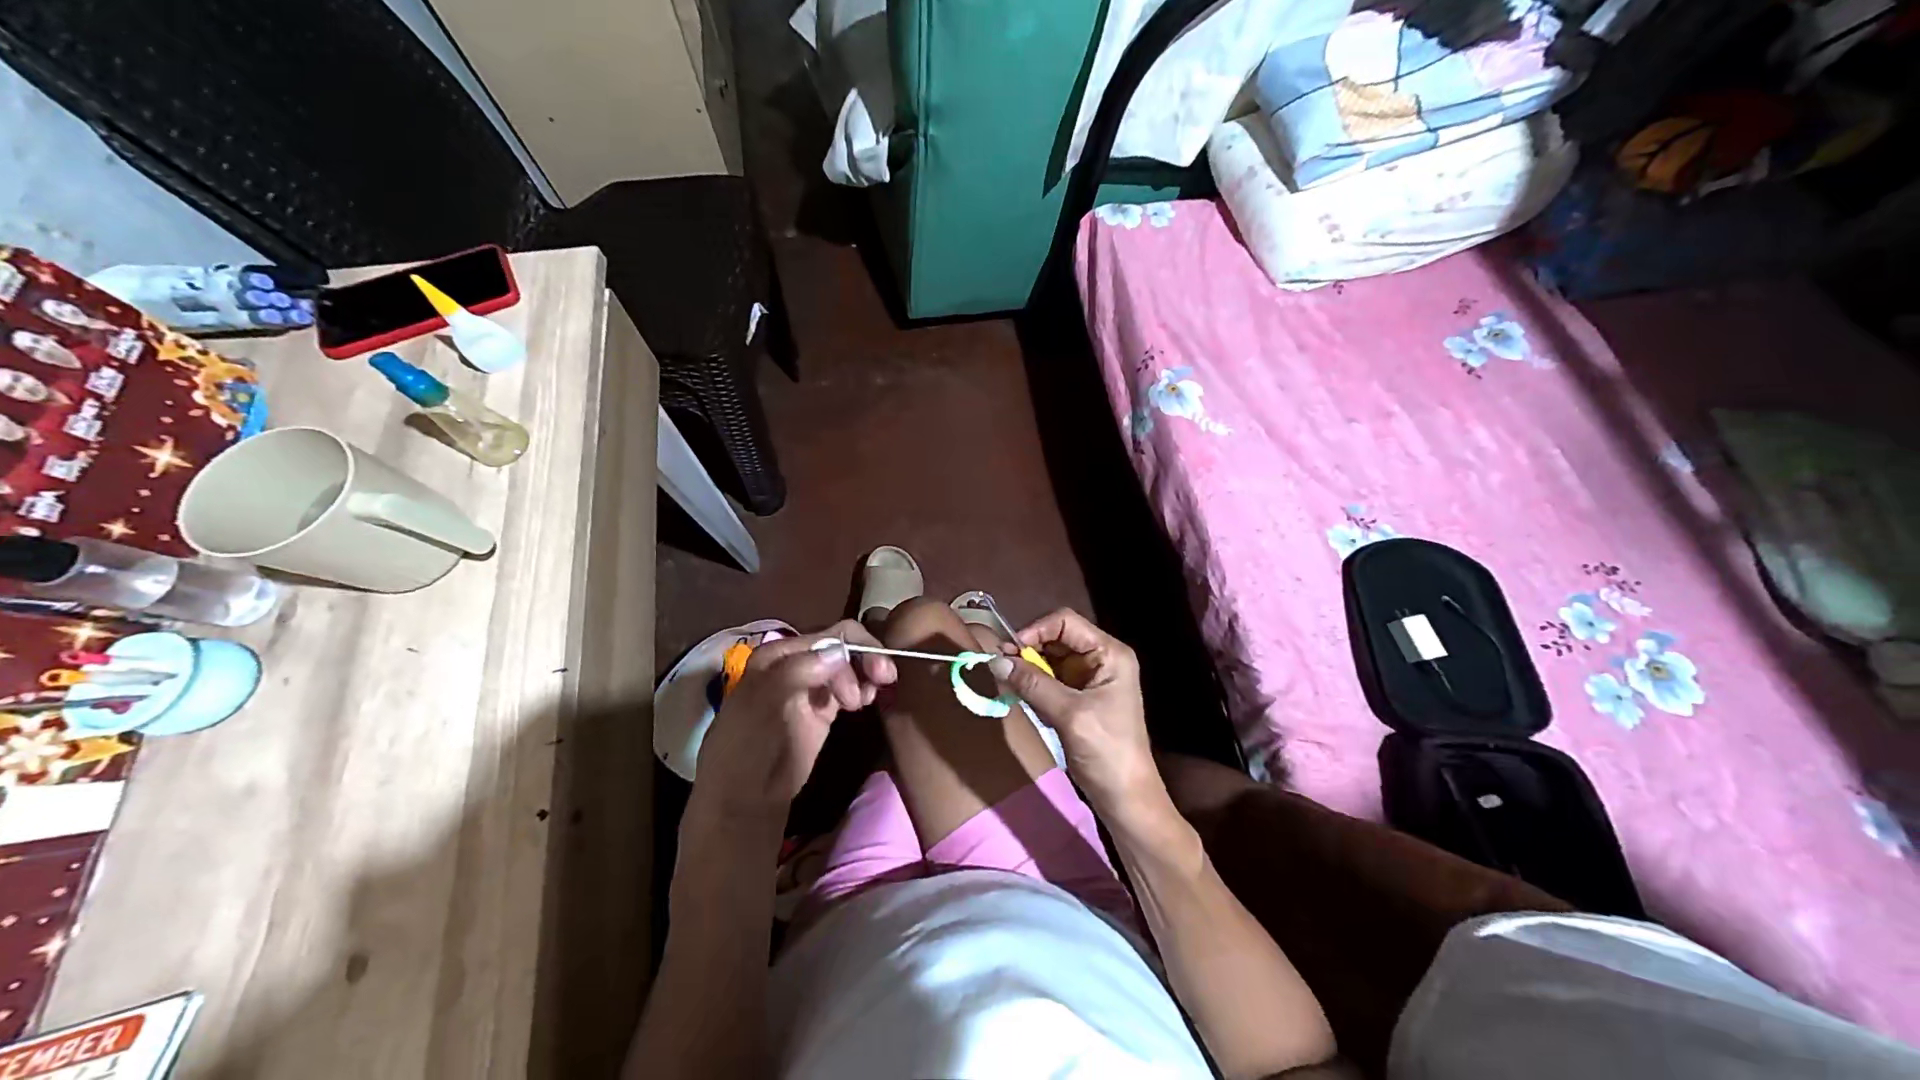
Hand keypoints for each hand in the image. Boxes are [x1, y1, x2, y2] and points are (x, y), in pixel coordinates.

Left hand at [692, 620, 896, 819]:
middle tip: (884, 680)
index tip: (875, 676)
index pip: (827, 637)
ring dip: (867, 673)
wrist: (746, 797)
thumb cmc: (746, 749)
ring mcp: (812, 686)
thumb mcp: (761, 706)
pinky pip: (850, 686)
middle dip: (867, 658)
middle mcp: (797, 664)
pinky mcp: (824, 707)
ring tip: (868, 699)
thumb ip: (795, 674)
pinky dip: (864, 688)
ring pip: (850, 664)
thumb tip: (838, 653)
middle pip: (843, 646)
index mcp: (778, 655)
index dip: (856, 649)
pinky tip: (866, 702)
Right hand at [990, 608, 1164, 822]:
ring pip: (1048, 658)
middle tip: (1001, 665)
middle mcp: (1100, 659)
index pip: (1065, 622)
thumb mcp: (1069, 714)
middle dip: (1028, 649)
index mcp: (1109, 653)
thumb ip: (1033, 684)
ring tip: (1007, 680)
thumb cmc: (1106, 751)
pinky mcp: (1077, 697)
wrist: (1124, 797)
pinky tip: (1020, 693)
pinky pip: (1048, 679)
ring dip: (1027, 667)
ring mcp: (1089, 678)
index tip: (1009, 651)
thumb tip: (995, 661)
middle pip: (1056, 637)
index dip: (1035, 630)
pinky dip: (1032, 683)